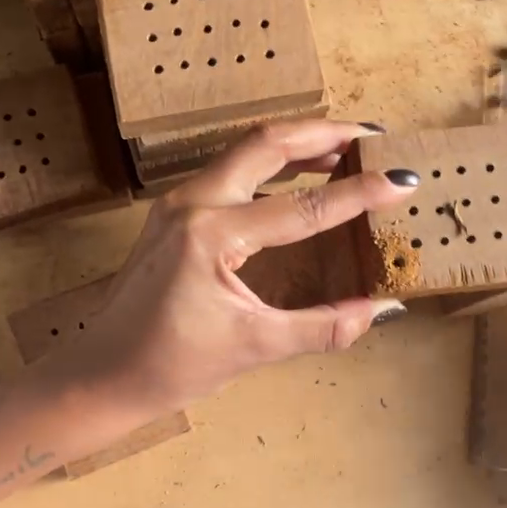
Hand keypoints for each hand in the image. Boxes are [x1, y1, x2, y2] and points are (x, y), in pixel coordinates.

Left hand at [44, 120, 418, 419]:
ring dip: (295, 143)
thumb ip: (324, 327)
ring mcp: (177, 203)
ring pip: (245, 150)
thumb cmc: (171, 365)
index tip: (402, 182)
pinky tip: (295, 176)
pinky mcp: (172, 213)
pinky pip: (229, 170)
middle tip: (371, 135)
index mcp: (212, 234)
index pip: (303, 207)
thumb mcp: (254, 347)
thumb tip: (384, 312)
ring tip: (342, 146)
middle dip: (323, 134)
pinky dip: (269, 164)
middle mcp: (192, 203)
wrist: (104, 373)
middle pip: (266, 143)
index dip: (358, 194)